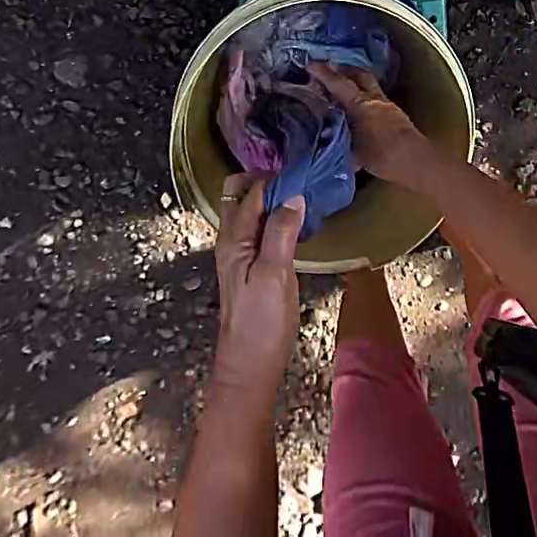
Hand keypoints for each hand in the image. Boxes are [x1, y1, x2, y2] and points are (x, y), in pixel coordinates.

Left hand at [211, 171, 304, 395]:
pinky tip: (298, 223)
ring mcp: (240, 251)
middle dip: (267, 181)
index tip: (304, 169)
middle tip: (299, 181)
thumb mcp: (274, 275)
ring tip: (304, 196)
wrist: (249, 366)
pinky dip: (276, 217)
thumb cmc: (261, 323)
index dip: (276, 178)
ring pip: (251, 210)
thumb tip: (294, 195)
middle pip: (241, 193)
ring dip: (273, 199)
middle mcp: (232, 238)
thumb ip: (281, 232)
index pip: (253, 192)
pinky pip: (260, 228)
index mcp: (233, 237)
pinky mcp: (251, 264)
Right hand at [309, 63, 426, 183]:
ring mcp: (388, 106)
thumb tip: (325, 142)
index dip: (323, 73)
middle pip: (359, 75)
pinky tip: (361, 111)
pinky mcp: (397, 116)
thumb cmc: (384, 156)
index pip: (338, 83)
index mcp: (361, 104)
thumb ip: (339, 143)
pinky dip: (366, 100)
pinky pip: (377, 100)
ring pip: (370, 86)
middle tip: (331, 69)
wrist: (417, 162)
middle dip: (344, 69)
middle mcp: (375, 99)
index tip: (310, 64)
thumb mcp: (354, 153)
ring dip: (357, 83)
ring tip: (344, 90)